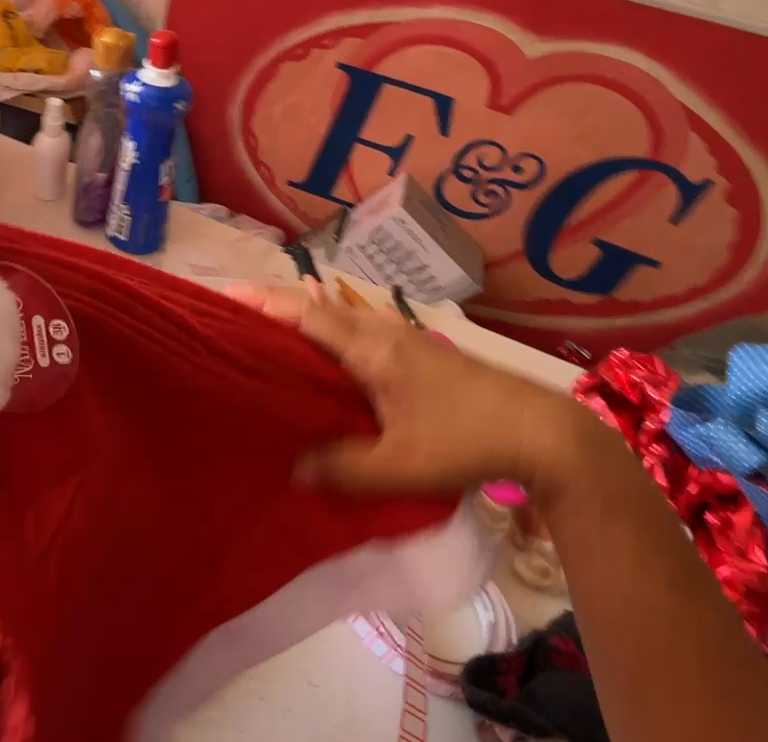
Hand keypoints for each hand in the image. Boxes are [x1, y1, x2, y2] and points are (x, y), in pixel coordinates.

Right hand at [231, 286, 597, 498]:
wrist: (542, 432)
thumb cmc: (466, 441)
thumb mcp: (401, 465)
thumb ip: (345, 469)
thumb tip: (294, 469)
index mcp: (371, 349)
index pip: (306, 315)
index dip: (264, 305)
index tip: (225, 298)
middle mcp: (384, 332)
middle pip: (318, 307)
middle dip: (275, 306)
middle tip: (235, 315)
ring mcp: (405, 338)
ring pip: (341, 317)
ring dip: (304, 318)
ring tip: (270, 332)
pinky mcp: (420, 352)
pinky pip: (359, 330)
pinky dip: (329, 332)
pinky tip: (326, 356)